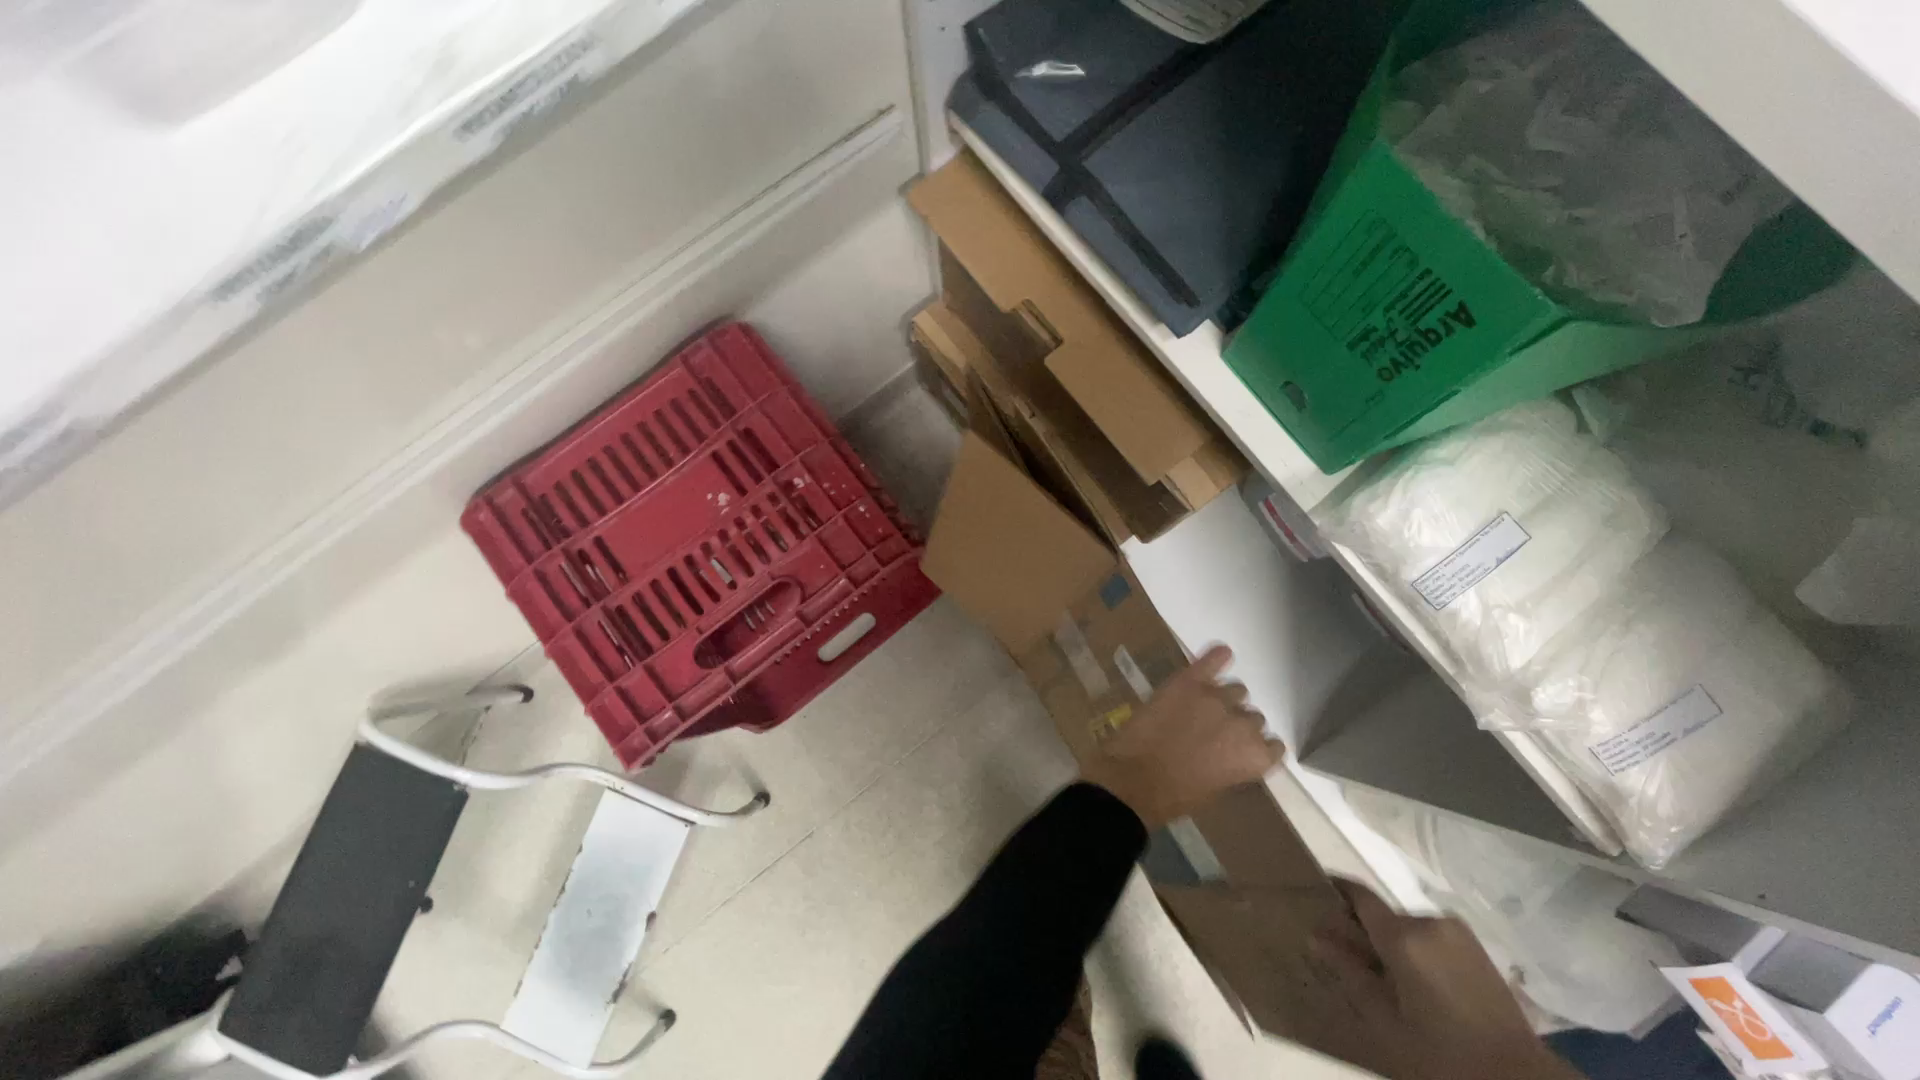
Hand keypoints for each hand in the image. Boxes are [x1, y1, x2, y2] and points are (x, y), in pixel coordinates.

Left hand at [1077, 644, 1279, 828]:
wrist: (1133, 779)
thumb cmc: (1175, 796)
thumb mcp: (1217, 789)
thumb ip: (1235, 766)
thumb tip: (1233, 753)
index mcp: (1255, 757)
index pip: (1273, 745)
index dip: (1254, 747)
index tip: (1239, 750)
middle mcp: (1244, 724)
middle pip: (1253, 717)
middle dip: (1236, 724)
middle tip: (1213, 733)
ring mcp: (1216, 698)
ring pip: (1236, 690)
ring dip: (1224, 699)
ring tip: (1203, 708)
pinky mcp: (1188, 682)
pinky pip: (1210, 661)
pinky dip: (1216, 657)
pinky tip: (1220, 654)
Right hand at [1307, 879, 1579, 1079]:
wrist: (1518, 1077)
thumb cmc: (1441, 1054)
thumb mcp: (1385, 1020)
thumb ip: (1349, 972)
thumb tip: (1316, 935)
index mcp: (1404, 936)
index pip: (1359, 894)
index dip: (1335, 888)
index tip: (1312, 893)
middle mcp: (1431, 922)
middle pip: (1383, 915)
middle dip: (1363, 933)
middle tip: (1349, 963)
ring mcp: (1458, 933)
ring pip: (1408, 928)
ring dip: (1392, 945)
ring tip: (1386, 983)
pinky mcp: (1477, 947)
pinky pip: (1432, 938)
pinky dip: (1416, 952)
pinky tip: (1417, 987)